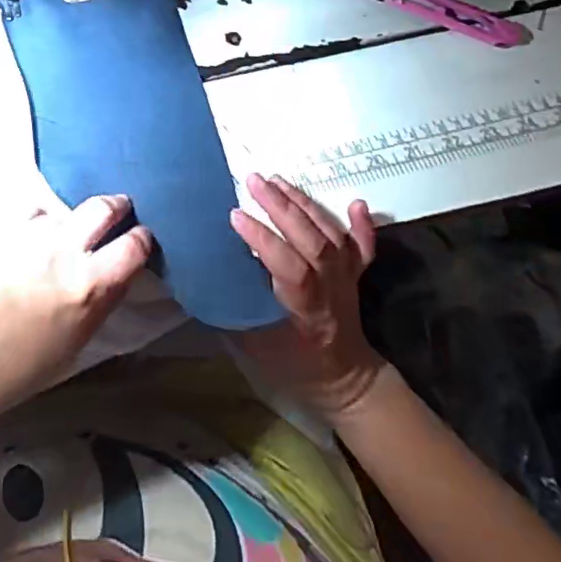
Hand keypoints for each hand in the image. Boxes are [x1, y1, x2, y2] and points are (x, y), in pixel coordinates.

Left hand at [0, 195, 154, 419]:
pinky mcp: (0, 233)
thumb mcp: (77, 343)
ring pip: (61, 210)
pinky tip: (32, 239)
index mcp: (89, 286)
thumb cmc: (21, 367)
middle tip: (118, 210)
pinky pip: (28, 216)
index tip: (141, 239)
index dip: (142, 239)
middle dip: (115, 206)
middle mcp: (62, 252)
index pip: (134, 245)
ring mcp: (28, 237)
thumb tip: (112, 281)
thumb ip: (99, 303)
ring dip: (70, 218)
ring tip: (67, 233)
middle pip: (100, 208)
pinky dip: (37, 222)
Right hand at [230, 174, 385, 418]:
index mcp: (305, 312)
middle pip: (314, 243)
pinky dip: (362, 225)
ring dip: (304, 205)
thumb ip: (232, 305)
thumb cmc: (290, 364)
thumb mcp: (254, 344)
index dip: (264, 241)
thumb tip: (196, 271)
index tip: (235, 215)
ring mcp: (347, 281)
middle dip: (283, 209)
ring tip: (276, 180)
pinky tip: (356, 202)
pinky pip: (364, 248)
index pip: (291, 270)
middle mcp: (332, 291)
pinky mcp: (356, 276)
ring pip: (332, 237)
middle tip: (253, 180)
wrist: (343, 381)